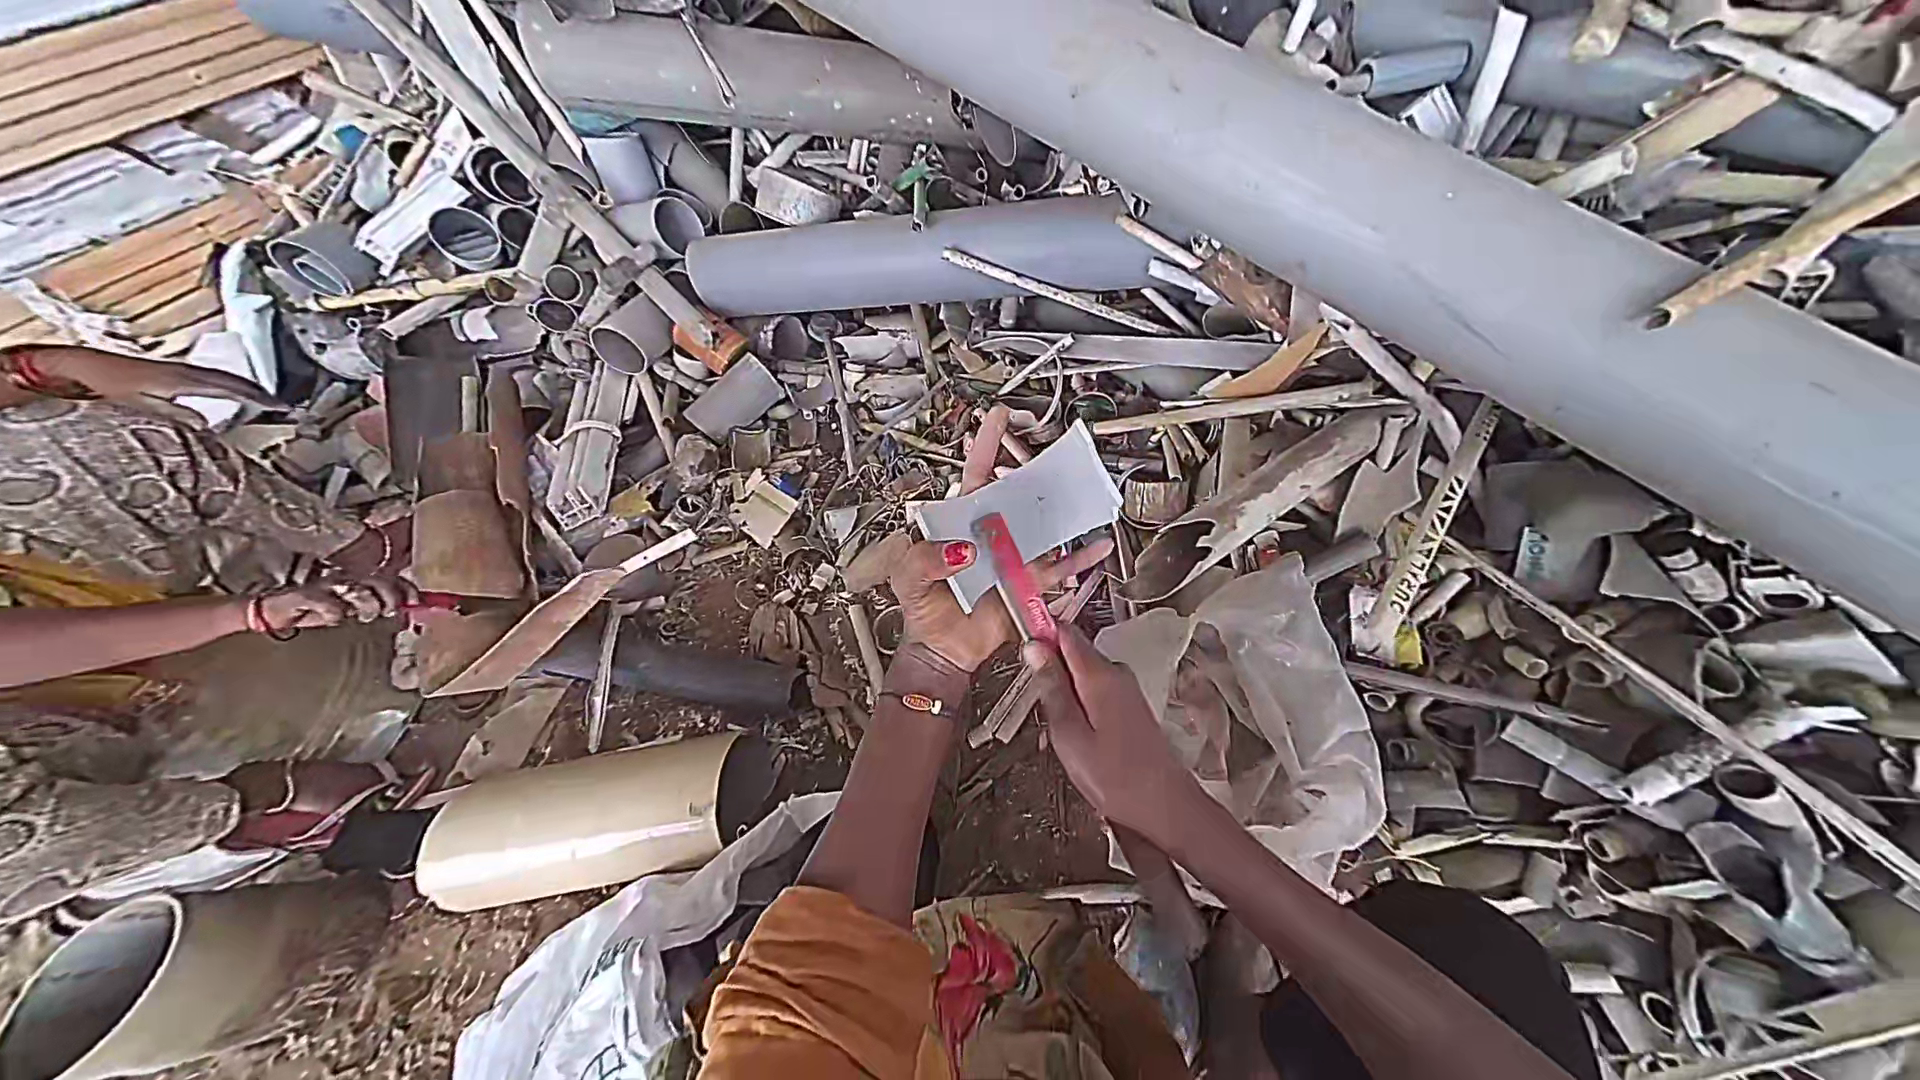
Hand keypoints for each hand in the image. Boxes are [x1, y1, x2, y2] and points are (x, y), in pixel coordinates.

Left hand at [37, 346, 278, 419]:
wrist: (81, 365)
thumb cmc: (108, 384)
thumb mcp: (140, 403)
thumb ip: (175, 414)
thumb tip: (206, 426)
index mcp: (184, 380)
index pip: (231, 389)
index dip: (258, 398)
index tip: (281, 407)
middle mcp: (189, 372)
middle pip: (234, 381)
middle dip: (261, 392)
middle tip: (283, 405)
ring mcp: (184, 370)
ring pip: (227, 378)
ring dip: (250, 388)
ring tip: (267, 399)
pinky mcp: (179, 371)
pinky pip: (216, 377)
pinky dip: (234, 385)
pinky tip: (236, 392)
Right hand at [256, 577, 415, 632]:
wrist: (275, 613)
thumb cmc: (321, 610)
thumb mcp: (356, 610)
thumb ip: (382, 608)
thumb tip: (410, 615)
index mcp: (361, 580)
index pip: (391, 577)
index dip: (406, 588)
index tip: (414, 602)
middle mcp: (346, 578)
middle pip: (378, 580)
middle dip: (390, 597)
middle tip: (387, 611)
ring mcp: (324, 585)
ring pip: (355, 588)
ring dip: (366, 604)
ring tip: (363, 616)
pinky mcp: (301, 595)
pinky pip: (323, 600)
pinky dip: (334, 612)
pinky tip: (334, 619)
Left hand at [887, 406, 1112, 671]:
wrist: (942, 647)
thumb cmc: (924, 607)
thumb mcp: (909, 575)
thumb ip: (927, 557)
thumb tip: (964, 549)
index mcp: (958, 524)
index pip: (973, 475)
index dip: (986, 445)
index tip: (997, 418)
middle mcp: (990, 533)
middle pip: (1015, 494)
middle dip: (1032, 472)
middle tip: (1047, 455)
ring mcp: (1012, 555)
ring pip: (1042, 525)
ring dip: (1061, 509)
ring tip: (1078, 489)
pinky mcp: (1028, 582)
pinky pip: (1059, 568)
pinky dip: (1079, 558)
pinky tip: (1094, 546)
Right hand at [1024, 624, 1207, 846]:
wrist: (1167, 808)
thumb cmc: (1113, 777)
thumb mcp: (1069, 735)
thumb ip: (1051, 688)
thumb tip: (1033, 647)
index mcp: (1099, 674)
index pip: (1065, 632)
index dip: (1040, 634)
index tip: (1021, 655)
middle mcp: (1116, 672)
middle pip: (1074, 653)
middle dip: (1050, 671)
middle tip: (1038, 709)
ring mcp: (1127, 688)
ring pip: (1083, 674)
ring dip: (1064, 693)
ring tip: (1057, 732)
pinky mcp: (1132, 705)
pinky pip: (1096, 690)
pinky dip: (1081, 705)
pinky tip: (1078, 738)